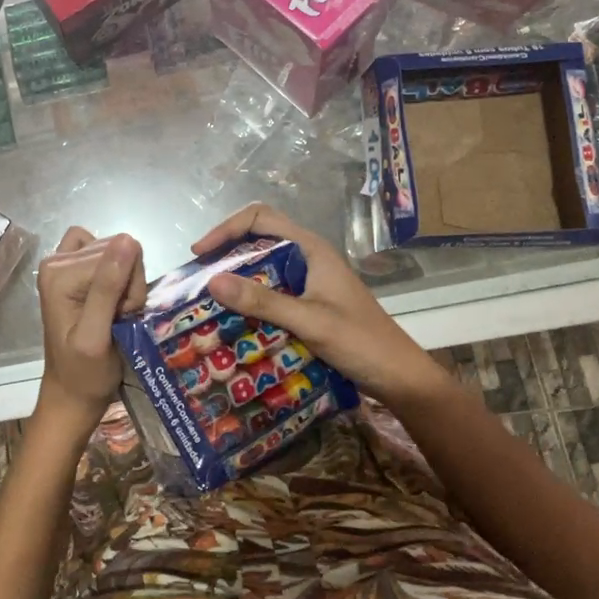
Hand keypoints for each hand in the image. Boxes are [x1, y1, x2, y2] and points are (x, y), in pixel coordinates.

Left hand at [35, 228, 145, 428]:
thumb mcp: (97, 334)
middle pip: (118, 249)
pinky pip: (111, 256)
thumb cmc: (85, 372)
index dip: (130, 286)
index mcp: (58, 271)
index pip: (119, 252)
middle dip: (128, 285)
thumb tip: (128, 239)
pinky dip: (121, 278)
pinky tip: (114, 301)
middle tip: (117, 319)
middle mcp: (58, 261)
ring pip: (120, 254)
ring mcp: (66, 265)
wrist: (73, 394)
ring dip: (127, 286)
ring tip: (116, 315)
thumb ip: (108, 287)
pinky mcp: (76, 273)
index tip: (120, 318)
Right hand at [194, 203, 447, 403]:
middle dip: (226, 255)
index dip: (226, 229)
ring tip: (209, 301)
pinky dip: (249, 301)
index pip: (260, 219)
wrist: (400, 379)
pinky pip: (270, 292)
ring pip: (263, 268)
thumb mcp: (309, 321)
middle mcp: (308, 259)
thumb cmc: (361, 342)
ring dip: (235, 280)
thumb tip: (211, 281)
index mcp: (311, 249)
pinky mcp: (309, 304)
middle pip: (258, 241)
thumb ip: (262, 301)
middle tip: (198, 279)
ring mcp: (309, 282)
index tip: (201, 254)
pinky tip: (234, 320)